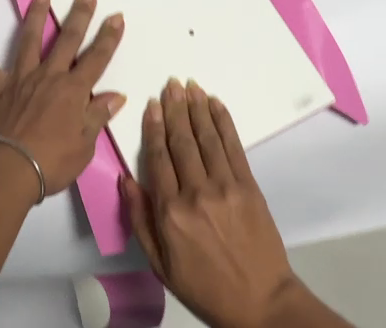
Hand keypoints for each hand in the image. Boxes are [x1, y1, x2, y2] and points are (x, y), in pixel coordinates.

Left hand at [0, 0, 124, 201]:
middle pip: (68, 40)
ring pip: (30, 39)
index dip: (109, 37)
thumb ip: (98, 116)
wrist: (9, 171)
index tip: (116, 16)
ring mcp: (21, 78)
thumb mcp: (85, 146)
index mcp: (73, 91)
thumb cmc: (51, 163)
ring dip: (37, 14)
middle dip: (80, 14)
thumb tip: (117, 95)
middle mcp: (49, 76)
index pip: (97, 59)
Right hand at [122, 80, 311, 327]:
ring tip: (189, 85)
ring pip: (206, 137)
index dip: (153, 127)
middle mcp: (196, 193)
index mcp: (170, 212)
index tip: (151, 105)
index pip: (158, 158)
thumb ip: (140, 220)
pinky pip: (233, 146)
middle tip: (169, 83)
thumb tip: (126, 181)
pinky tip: (215, 104)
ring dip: (196, 108)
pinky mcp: (248, 186)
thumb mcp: (161, 264)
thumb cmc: (204, 286)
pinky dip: (223, 122)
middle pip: (181, 141)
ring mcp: (225, 187)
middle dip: (174, 108)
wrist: (260, 302)